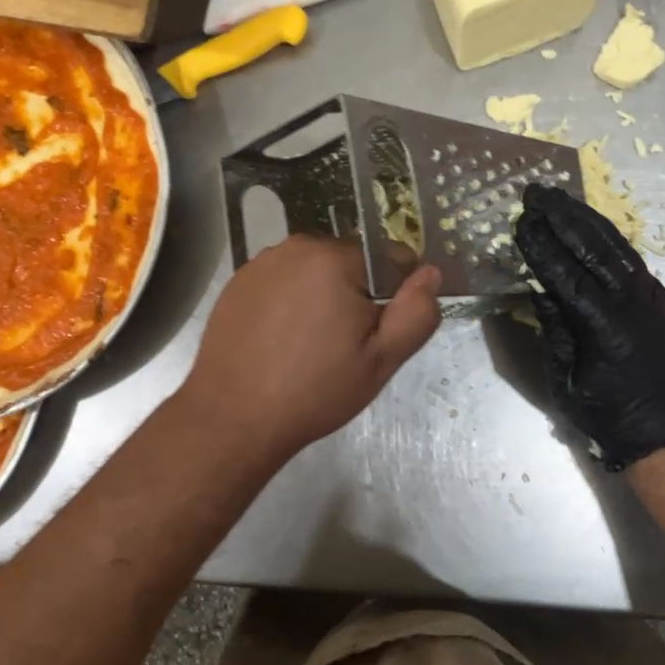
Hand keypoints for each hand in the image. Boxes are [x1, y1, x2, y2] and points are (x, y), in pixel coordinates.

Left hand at [176, 236, 441, 459]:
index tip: (375, 335)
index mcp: (335, 258)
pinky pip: (281, 282)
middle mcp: (297, 247)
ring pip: (313, 272)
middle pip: (348, 262)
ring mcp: (261, 263)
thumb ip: (416, 312)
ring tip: (309, 347)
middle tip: (342, 347)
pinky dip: (288, 303)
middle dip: (354, 295)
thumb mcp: (381, 360)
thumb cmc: (314, 390)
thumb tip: (430, 273)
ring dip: (320, 297)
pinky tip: (280, 342)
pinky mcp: (237, 283)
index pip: (389, 257)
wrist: (233, 416)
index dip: (393, 296)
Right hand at [514, 184, 664, 470]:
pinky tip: (586, 222)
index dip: (543, 247)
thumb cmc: (604, 410)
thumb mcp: (565, 376)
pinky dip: (605, 234)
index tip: (521, 222)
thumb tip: (538, 287)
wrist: (662, 425)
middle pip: (594, 248)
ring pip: (615, 244)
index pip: (568, 275)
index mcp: (606, 327)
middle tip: (535, 193)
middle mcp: (633, 302)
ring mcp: (650, 295)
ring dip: (584, 217)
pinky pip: (628, 256)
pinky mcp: (657, 295)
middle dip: (562, 217)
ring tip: (557, 197)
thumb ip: (554, 328)